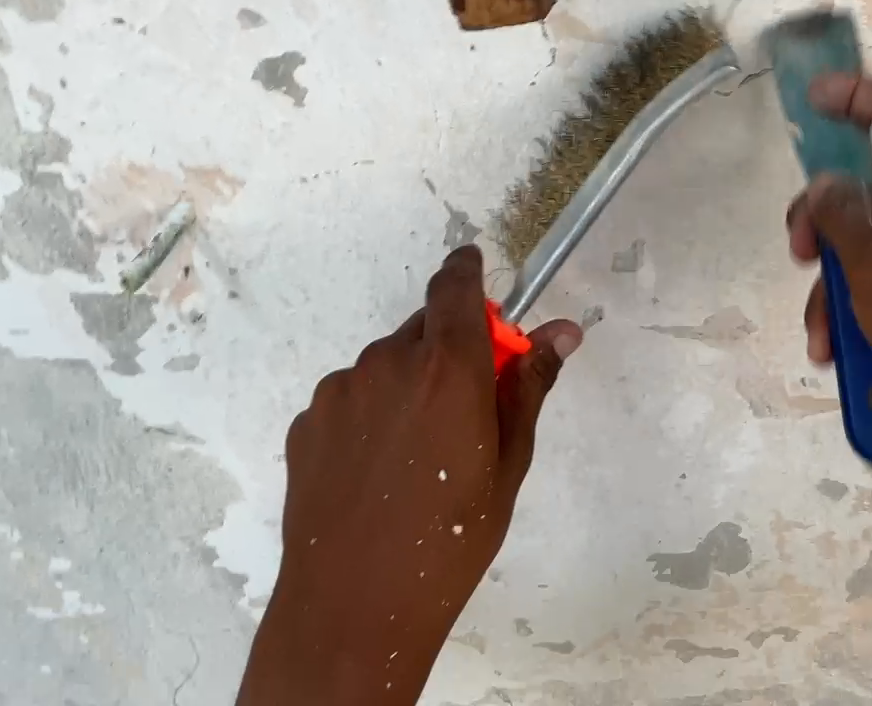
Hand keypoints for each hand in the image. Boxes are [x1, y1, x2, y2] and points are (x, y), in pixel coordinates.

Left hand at [238, 246, 582, 704]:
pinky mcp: (307, 421)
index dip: (467, 267)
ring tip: (416, 450)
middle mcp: (388, 362)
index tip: (475, 263)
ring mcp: (340, 391)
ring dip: (408, 382)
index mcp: (447, 367)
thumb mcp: (509, 460)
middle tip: (463, 403)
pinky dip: (372, 410)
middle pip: (424, 326)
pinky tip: (377, 467)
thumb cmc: (453, 535)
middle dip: (448, 346)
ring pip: (386, 363)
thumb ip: (530, 383)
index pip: (456, 286)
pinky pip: (352, 395)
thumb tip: (564, 329)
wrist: (354, 607)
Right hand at [784, 73, 871, 427]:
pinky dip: (850, 306)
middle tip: (800, 254)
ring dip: (830, 282)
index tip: (811, 99)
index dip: (854, 92)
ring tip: (822, 332)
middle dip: (819, 220)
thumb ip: (839, 211)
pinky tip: (836, 348)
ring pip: (859, 240)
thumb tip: (824, 183)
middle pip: (861, 184)